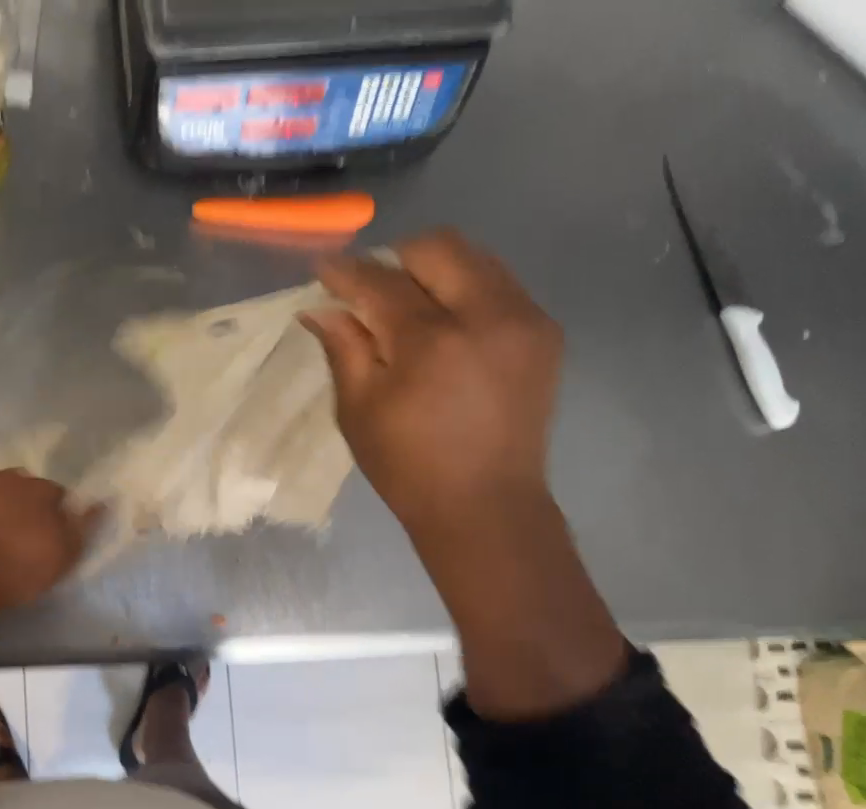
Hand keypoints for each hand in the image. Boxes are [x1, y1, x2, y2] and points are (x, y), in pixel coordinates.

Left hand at [0, 470, 102, 616]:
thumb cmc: (21, 569)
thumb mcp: (64, 555)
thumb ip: (84, 525)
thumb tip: (101, 501)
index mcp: (41, 489)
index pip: (58, 495)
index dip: (56, 516)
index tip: (50, 537)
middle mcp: (11, 478)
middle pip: (27, 489)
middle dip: (29, 506)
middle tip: (24, 536)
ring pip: (0, 490)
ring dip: (3, 504)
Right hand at [302, 230, 564, 531]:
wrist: (485, 503)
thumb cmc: (406, 465)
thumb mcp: (358, 409)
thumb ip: (343, 347)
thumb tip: (321, 307)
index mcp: (430, 341)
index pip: (380, 282)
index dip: (346, 272)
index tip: (323, 270)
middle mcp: (486, 314)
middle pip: (439, 247)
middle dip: (395, 258)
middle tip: (369, 287)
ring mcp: (524, 319)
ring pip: (475, 258)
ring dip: (433, 270)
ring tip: (406, 304)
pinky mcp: (544, 331)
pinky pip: (499, 285)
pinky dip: (464, 291)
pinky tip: (444, 326)